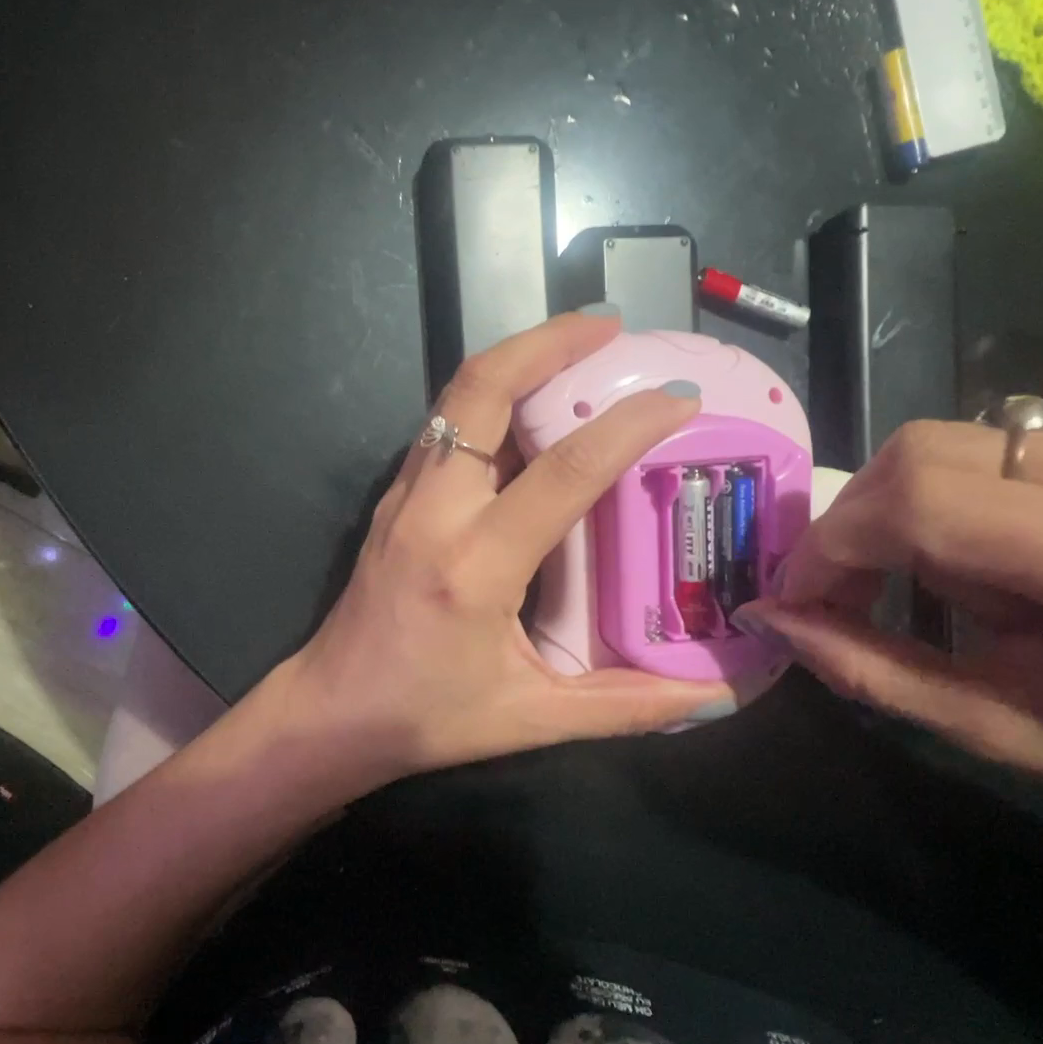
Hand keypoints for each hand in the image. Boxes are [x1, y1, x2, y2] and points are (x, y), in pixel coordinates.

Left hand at [251, 309, 733, 783]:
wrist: (331, 712)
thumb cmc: (426, 718)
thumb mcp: (531, 719)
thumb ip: (625, 705)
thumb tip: (712, 695)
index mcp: (475, 567)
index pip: (562, 473)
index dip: (625, 428)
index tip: (677, 399)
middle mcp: (434, 513)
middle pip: (482, 392)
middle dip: (547, 342)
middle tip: (609, 324)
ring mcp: (404, 498)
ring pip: (455, 399)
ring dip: (516, 358)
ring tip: (577, 346)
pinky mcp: (393, 499)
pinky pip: (443, 426)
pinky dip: (489, 396)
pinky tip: (528, 404)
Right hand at [732, 422, 1042, 867]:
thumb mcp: (998, 734)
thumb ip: (871, 669)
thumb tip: (766, 616)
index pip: (934, 503)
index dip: (835, 541)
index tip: (797, 595)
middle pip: (936, 450)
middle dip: (863, 520)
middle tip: (848, 591)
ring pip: (964, 443)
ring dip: (916, 516)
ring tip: (948, 594)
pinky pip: (1010, 453)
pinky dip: (968, 507)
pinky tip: (1001, 568)